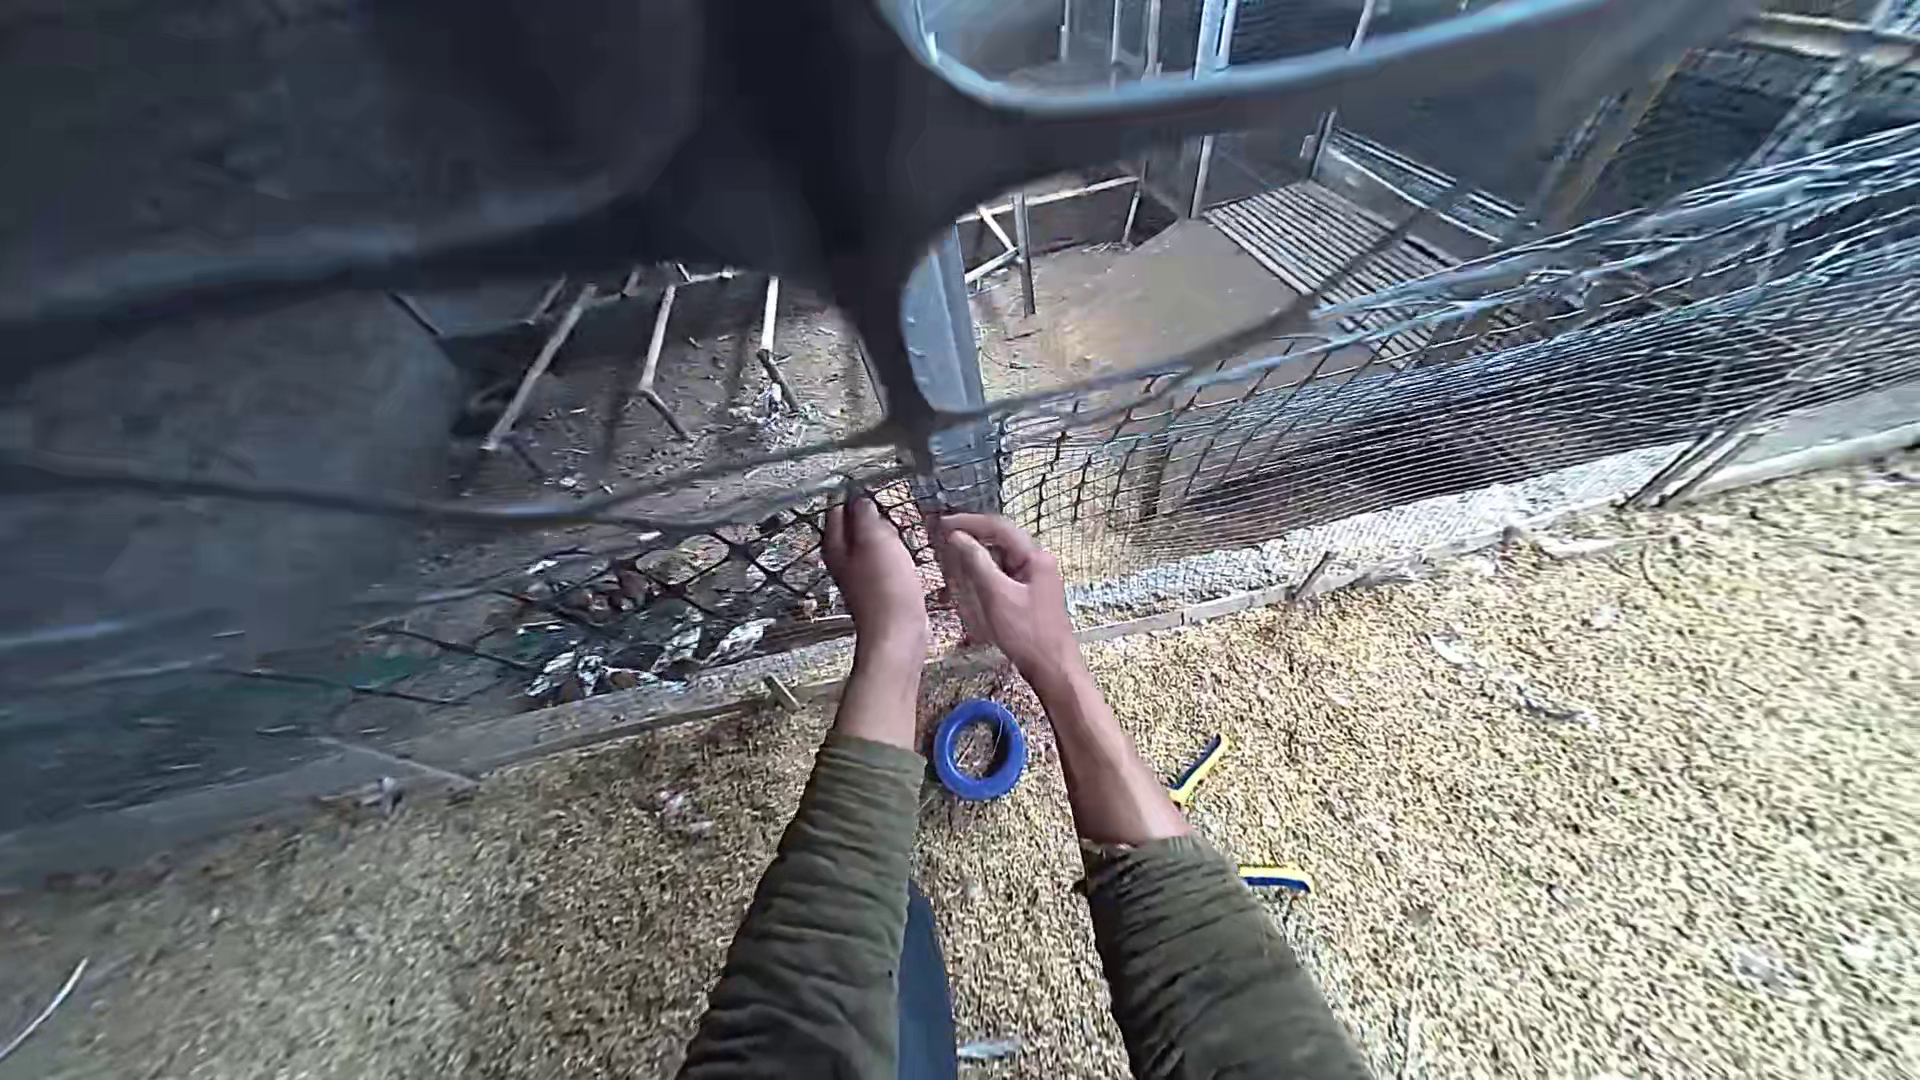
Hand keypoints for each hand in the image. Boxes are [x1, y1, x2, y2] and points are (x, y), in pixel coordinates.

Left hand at [823, 494, 929, 661]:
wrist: (898, 631)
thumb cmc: (886, 586)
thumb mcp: (875, 540)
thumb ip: (865, 516)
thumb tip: (860, 500)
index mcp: (836, 546)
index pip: (838, 510)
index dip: (854, 496)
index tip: (873, 489)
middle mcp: (843, 560)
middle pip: (853, 526)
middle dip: (871, 515)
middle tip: (889, 508)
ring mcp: (860, 575)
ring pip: (871, 544)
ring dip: (885, 534)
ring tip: (900, 528)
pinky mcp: (879, 587)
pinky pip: (884, 560)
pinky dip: (894, 553)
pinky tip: (906, 554)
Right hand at [936, 514, 1082, 685]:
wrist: (1052, 669)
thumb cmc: (1026, 633)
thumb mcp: (997, 595)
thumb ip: (977, 562)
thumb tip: (957, 536)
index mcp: (1034, 557)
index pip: (998, 527)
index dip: (968, 522)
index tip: (942, 524)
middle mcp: (1036, 562)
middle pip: (998, 541)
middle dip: (970, 539)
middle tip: (940, 539)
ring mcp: (1032, 579)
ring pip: (998, 559)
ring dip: (973, 559)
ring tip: (947, 561)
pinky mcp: (1026, 595)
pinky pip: (1000, 576)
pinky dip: (981, 577)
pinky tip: (964, 584)